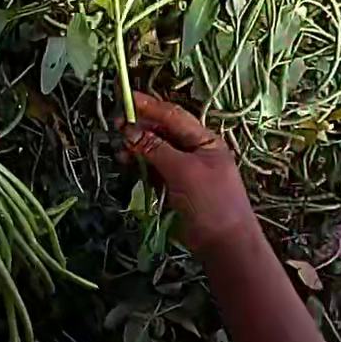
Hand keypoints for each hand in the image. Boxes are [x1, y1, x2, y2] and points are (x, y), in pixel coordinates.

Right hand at [121, 91, 258, 253]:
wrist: (224, 244)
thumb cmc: (211, 202)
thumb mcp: (184, 171)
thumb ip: (156, 149)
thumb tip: (130, 131)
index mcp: (204, 140)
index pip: (173, 116)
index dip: (149, 106)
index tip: (126, 97)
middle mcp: (193, 150)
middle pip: (162, 131)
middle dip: (140, 127)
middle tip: (116, 126)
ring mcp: (183, 169)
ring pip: (154, 150)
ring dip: (137, 148)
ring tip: (121, 151)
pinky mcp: (173, 186)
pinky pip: (153, 169)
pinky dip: (140, 166)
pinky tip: (128, 165)